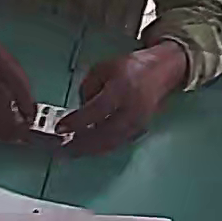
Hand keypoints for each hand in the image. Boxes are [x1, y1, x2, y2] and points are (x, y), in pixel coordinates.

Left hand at [60, 41, 187, 155]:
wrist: (161, 72)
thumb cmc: (131, 68)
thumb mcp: (103, 69)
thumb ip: (87, 89)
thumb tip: (79, 112)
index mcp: (122, 88)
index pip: (97, 109)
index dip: (77, 121)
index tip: (60, 129)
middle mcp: (132, 108)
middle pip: (105, 133)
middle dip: (81, 144)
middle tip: (62, 148)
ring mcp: (138, 122)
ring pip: (111, 143)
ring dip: (90, 150)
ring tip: (71, 152)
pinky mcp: (139, 130)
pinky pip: (118, 144)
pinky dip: (101, 148)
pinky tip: (88, 149)